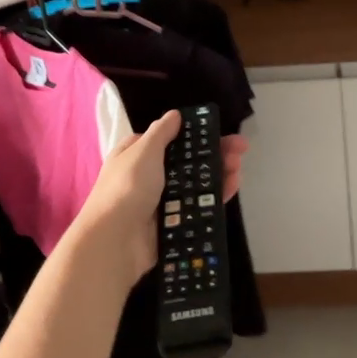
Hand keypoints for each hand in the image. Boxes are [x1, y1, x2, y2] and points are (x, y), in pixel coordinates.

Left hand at [71, 115, 252, 286]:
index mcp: (136, 154)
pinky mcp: (172, 225)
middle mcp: (148, 177)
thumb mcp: (144, 150)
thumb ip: (162, 132)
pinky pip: (197, 209)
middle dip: (212, 154)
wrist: (115, 242)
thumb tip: (175, 115)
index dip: (192, 134)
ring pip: (194, 185)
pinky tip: (232, 188)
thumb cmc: (128, 187)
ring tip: (239, 168)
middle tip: (241, 150)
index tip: (217, 130)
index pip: (168, 139)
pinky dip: (214, 198)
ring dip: (217, 174)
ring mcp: (160, 202)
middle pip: (186, 162)